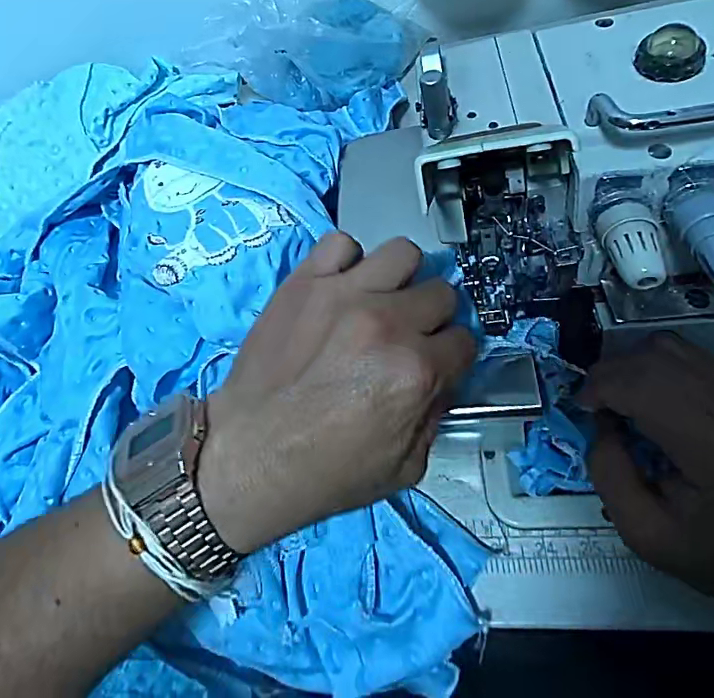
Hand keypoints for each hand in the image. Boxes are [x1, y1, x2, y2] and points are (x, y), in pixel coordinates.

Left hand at [195, 233, 475, 553]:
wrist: (249, 455)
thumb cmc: (326, 471)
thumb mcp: (406, 467)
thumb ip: (436, 415)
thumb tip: (444, 377)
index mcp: (417, 370)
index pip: (464, 340)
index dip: (451, 356)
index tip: (434, 362)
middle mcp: (388, 323)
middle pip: (441, 292)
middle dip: (430, 317)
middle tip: (405, 335)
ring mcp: (344, 294)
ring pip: (403, 253)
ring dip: (399, 279)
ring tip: (379, 301)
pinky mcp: (305, 281)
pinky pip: (342, 242)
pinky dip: (347, 260)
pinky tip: (341, 286)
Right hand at [580, 334, 713, 599]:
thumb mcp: (645, 536)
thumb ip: (610, 476)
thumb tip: (602, 423)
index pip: (648, 387)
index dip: (604, 386)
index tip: (581, 406)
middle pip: (658, 360)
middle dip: (612, 372)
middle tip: (593, 402)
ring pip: (673, 349)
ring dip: (634, 363)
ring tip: (619, 395)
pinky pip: (691, 360)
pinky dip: (657, 366)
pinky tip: (649, 396)